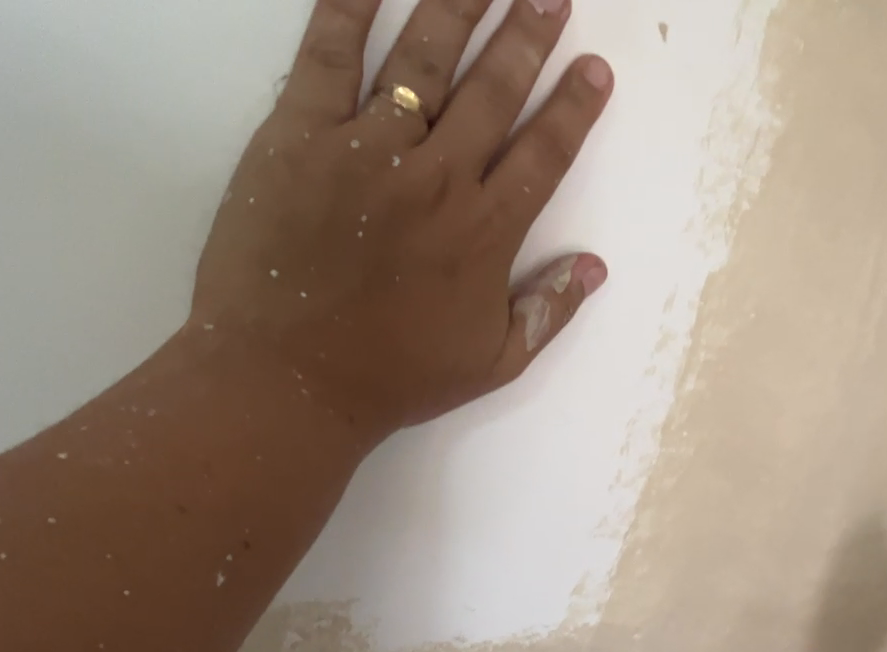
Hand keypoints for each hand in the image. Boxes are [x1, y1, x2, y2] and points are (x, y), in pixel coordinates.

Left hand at [190, 0, 612, 434]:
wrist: (290, 379)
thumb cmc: (398, 376)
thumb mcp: (496, 361)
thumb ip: (549, 311)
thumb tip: (595, 267)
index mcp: (486, 232)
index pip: (545, 152)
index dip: (575, 106)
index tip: (596, 68)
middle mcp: (436, 177)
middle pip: (493, 89)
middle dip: (529, 35)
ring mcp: (365, 150)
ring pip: (422, 57)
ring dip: (460, 5)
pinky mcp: (297, 137)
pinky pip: (326, 55)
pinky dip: (348, 7)